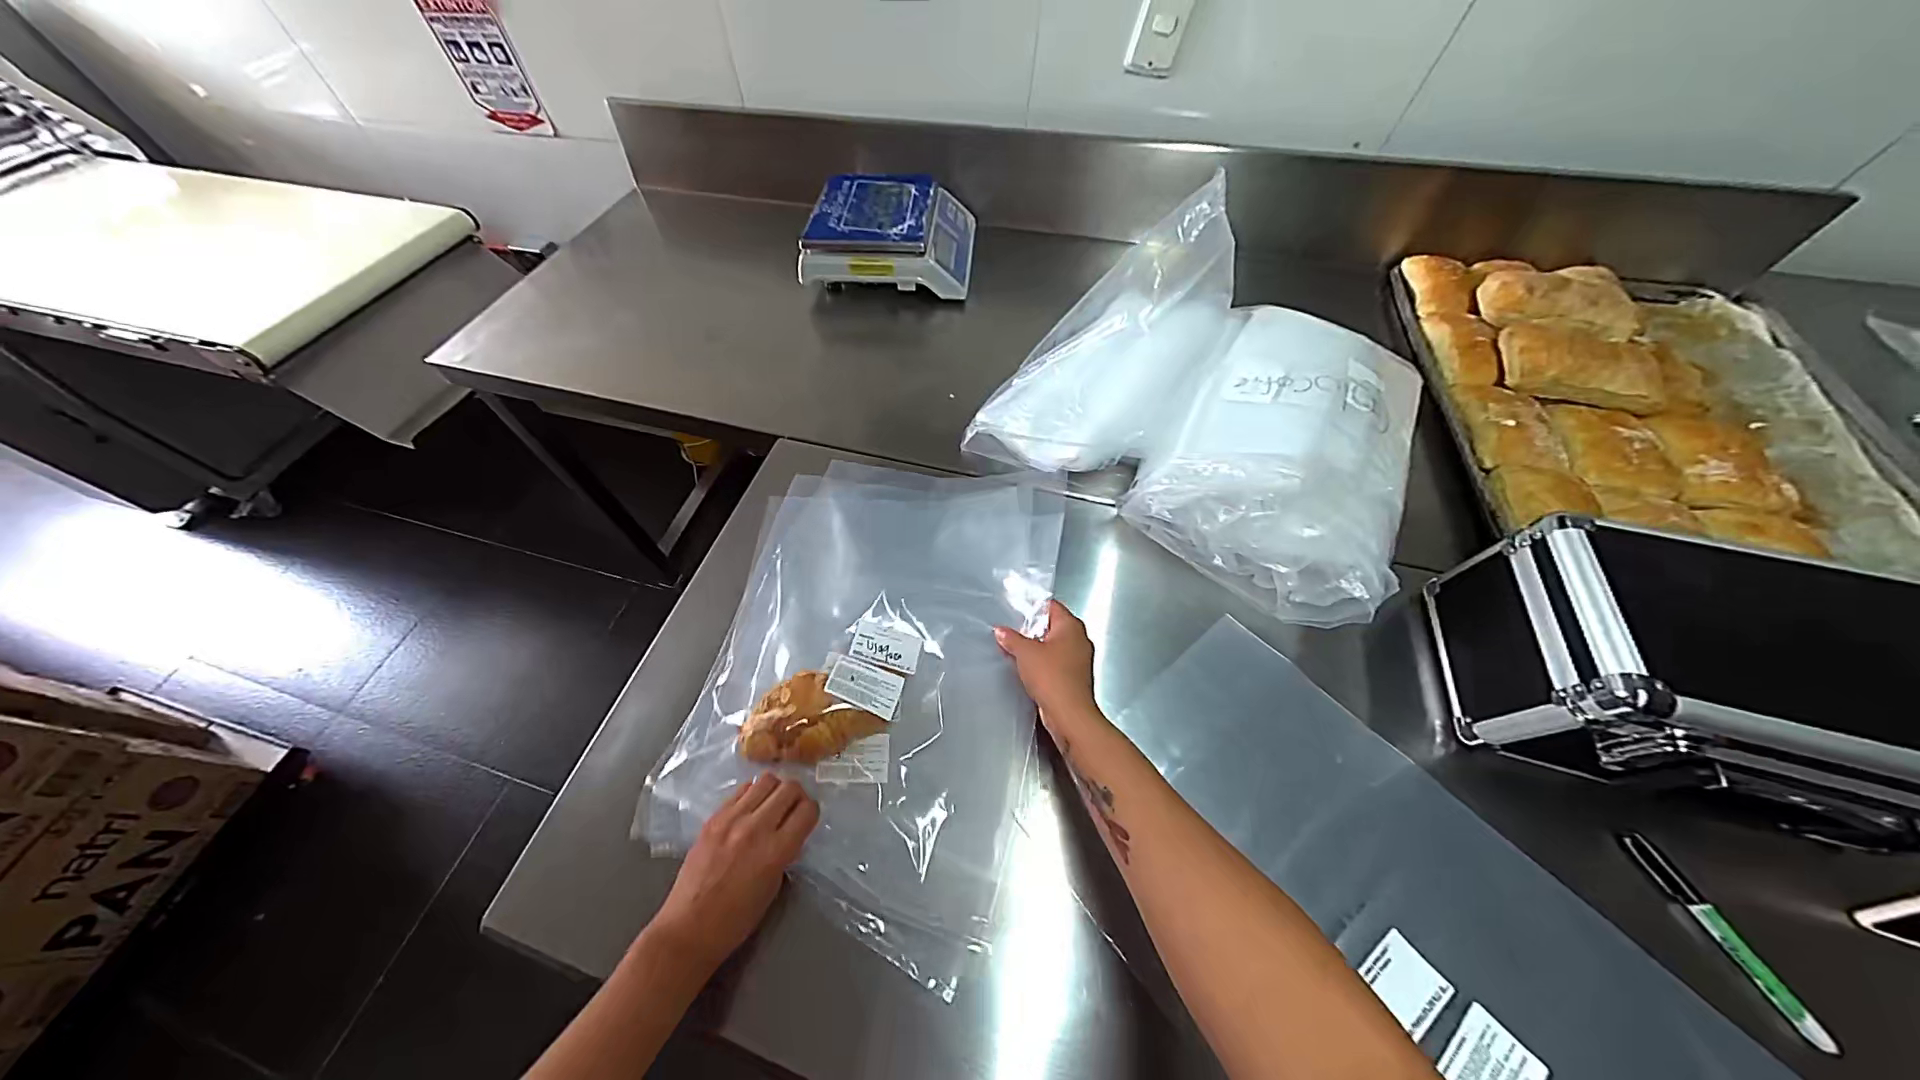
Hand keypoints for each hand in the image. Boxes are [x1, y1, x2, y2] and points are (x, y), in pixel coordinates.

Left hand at [646, 772, 818, 972]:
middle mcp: (756, 828)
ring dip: (775, 790)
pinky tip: (749, 810)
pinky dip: (752, 794)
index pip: (807, 810)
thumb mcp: (773, 886)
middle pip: (789, 788)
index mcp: (776, 851)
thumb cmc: (736, 920)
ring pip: (766, 780)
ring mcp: (731, 820)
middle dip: (797, 796)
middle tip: (792, 808)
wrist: (688, 928)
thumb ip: (785, 852)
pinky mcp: (713, 818)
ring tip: (771, 806)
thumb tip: (790, 832)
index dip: (812, 812)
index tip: (807, 819)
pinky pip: (741, 790)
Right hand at [995, 599, 1101, 736]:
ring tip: (1016, 650)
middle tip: (1012, 631)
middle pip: (1052, 626)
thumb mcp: (1025, 653)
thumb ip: (1011, 638)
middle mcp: (1079, 640)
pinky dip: (1042, 663)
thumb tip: (1002, 631)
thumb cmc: (1053, 678)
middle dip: (1032, 629)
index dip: (1033, 606)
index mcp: (1071, 626)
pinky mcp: (1074, 676)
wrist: (1068, 714)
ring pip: (1054, 645)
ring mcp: (1079, 659)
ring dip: (1037, 648)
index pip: (1051, 606)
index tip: (1016, 610)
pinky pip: (1055, 663)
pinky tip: (1027, 669)